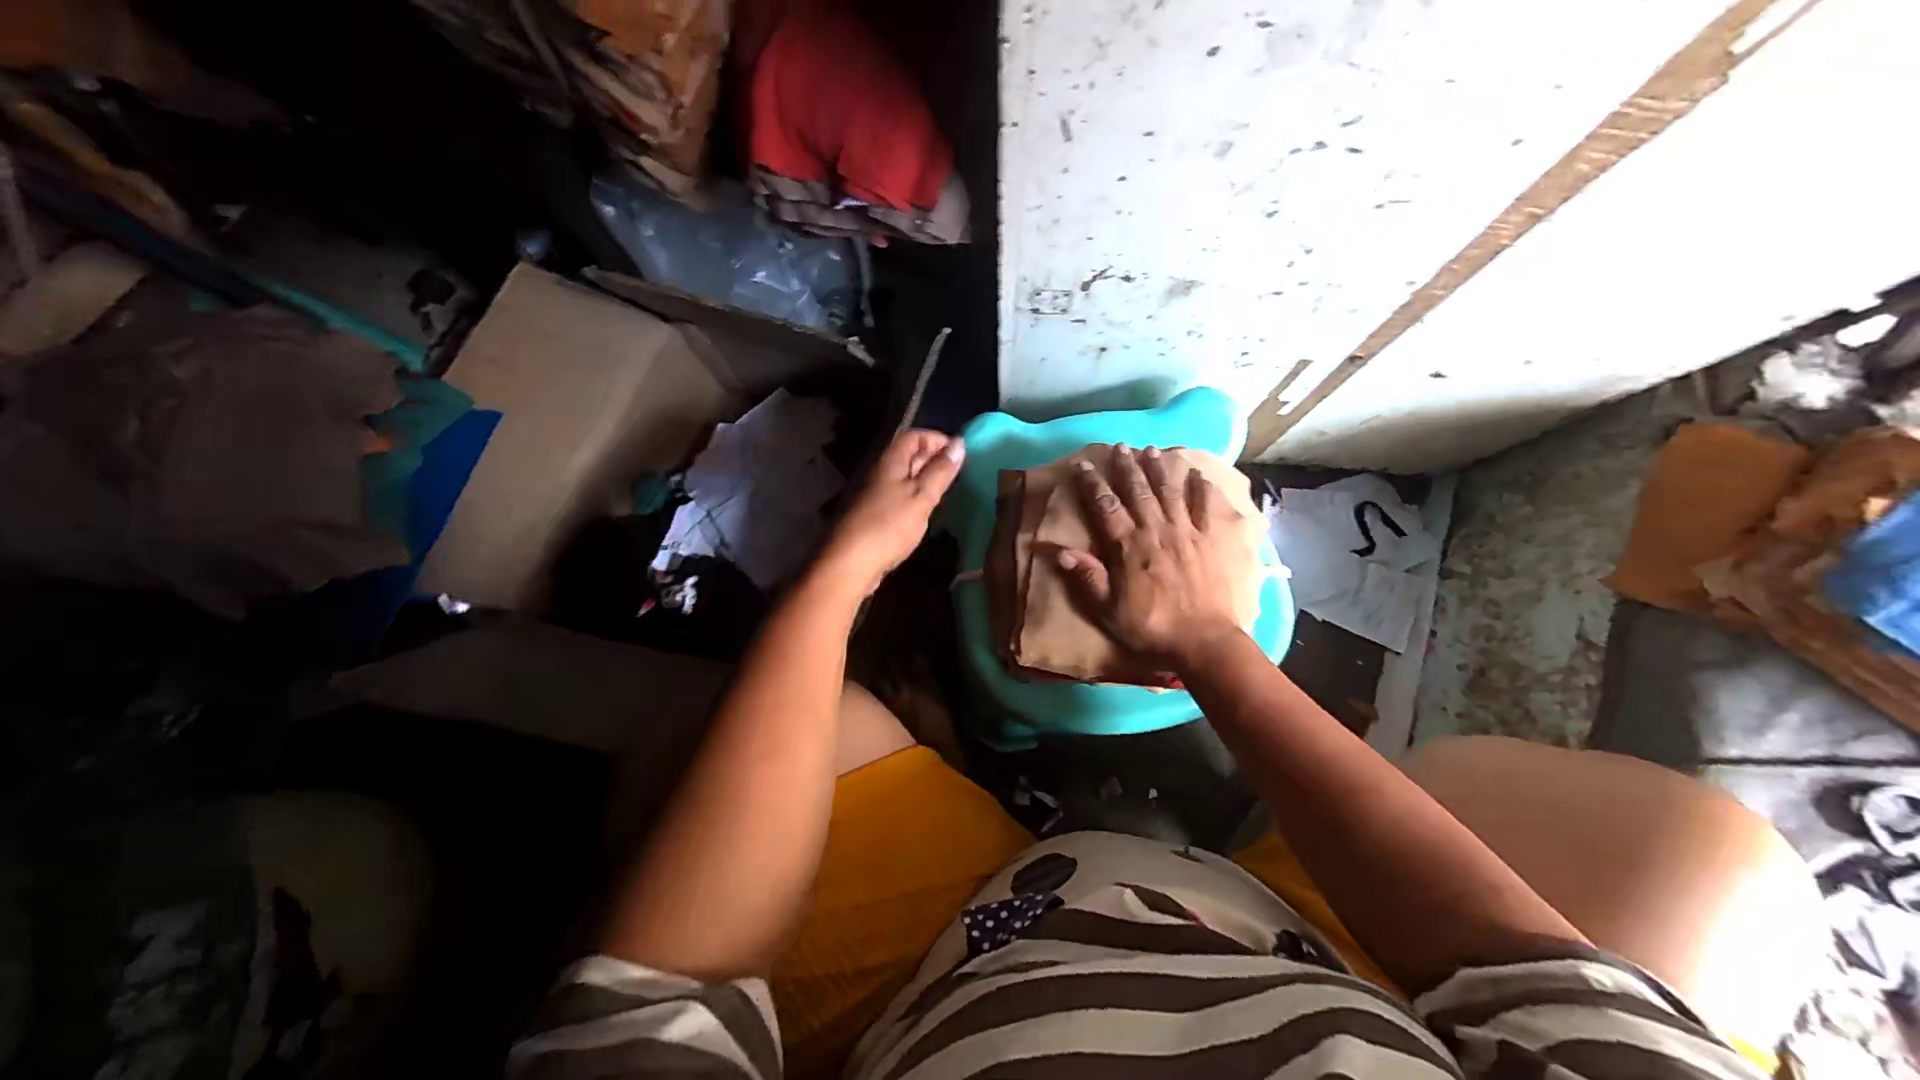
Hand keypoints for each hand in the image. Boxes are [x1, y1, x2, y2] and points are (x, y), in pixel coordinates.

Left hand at [817, 429, 964, 596]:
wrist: (851, 562)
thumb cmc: (889, 525)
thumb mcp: (921, 496)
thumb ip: (940, 471)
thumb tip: (959, 443)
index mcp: (890, 462)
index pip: (913, 436)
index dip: (936, 438)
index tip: (959, 450)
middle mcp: (880, 473)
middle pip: (907, 455)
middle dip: (933, 457)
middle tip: (958, 470)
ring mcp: (875, 495)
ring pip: (904, 477)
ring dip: (925, 478)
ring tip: (948, 489)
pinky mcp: (875, 515)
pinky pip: (899, 496)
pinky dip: (916, 497)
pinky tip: (927, 510)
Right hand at [1055, 444, 1244, 669]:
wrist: (1202, 641)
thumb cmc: (1151, 627)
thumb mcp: (1107, 610)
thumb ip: (1087, 578)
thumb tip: (1060, 552)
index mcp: (1128, 546)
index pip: (1105, 507)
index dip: (1092, 484)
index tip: (1083, 464)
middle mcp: (1155, 531)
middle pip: (1138, 492)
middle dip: (1126, 467)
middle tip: (1119, 447)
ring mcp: (1186, 533)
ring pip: (1169, 493)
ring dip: (1159, 470)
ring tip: (1151, 450)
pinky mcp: (1211, 541)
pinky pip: (1206, 508)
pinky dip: (1202, 489)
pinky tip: (1198, 474)